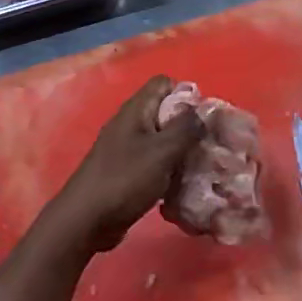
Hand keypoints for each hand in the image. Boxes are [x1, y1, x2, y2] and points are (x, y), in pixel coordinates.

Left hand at [42, 76, 204, 253]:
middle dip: (190, 127)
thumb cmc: (125, 178)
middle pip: (165, 112)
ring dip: (183, 152)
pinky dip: (170, 170)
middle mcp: (130, 123)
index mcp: (135, 110)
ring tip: (204, 170)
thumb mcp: (161, 152)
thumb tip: (201, 109)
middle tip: (212, 149)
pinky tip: (184, 188)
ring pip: (163, 140)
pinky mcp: (129, 170)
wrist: (89, 216)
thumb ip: (184, 128)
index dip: (187, 95)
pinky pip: (156, 162)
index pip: (163, 83)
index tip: (206, 120)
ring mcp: (128, 147)